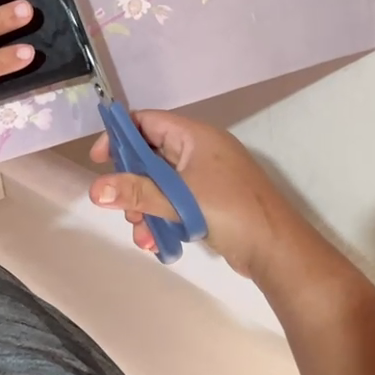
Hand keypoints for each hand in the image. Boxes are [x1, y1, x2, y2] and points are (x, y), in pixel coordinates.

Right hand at [87, 109, 312, 279]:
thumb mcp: (178, 199)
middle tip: (122, 207)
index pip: (145, 122)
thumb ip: (135, 192)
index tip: (99, 161)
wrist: (279, 252)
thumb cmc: (232, 212)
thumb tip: (95, 189)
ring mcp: (205, 177)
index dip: (119, 137)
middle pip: (149, 157)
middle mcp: (199, 151)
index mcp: (195, 137)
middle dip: (131, 184)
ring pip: (159, 185)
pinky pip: (173, 202)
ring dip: (144, 208)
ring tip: (142, 234)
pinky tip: (156, 242)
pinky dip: (161, 218)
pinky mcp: (209, 202)